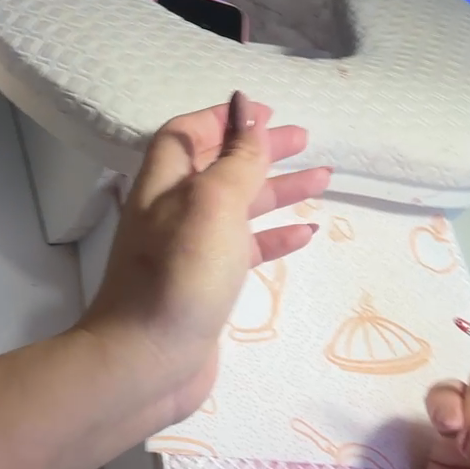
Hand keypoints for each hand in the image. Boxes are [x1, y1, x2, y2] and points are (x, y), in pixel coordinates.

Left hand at [76, 94, 330, 424]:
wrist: (146, 361)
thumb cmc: (178, 276)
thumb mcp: (212, 205)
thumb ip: (234, 159)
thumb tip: (243, 107)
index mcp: (163, 187)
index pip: (185, 136)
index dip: (221, 119)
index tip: (264, 111)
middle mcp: (171, 216)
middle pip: (216, 170)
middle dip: (258, 151)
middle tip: (304, 140)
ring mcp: (186, 255)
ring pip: (235, 211)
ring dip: (275, 191)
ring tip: (324, 178)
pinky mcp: (203, 289)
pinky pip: (242, 253)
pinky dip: (273, 239)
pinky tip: (305, 233)